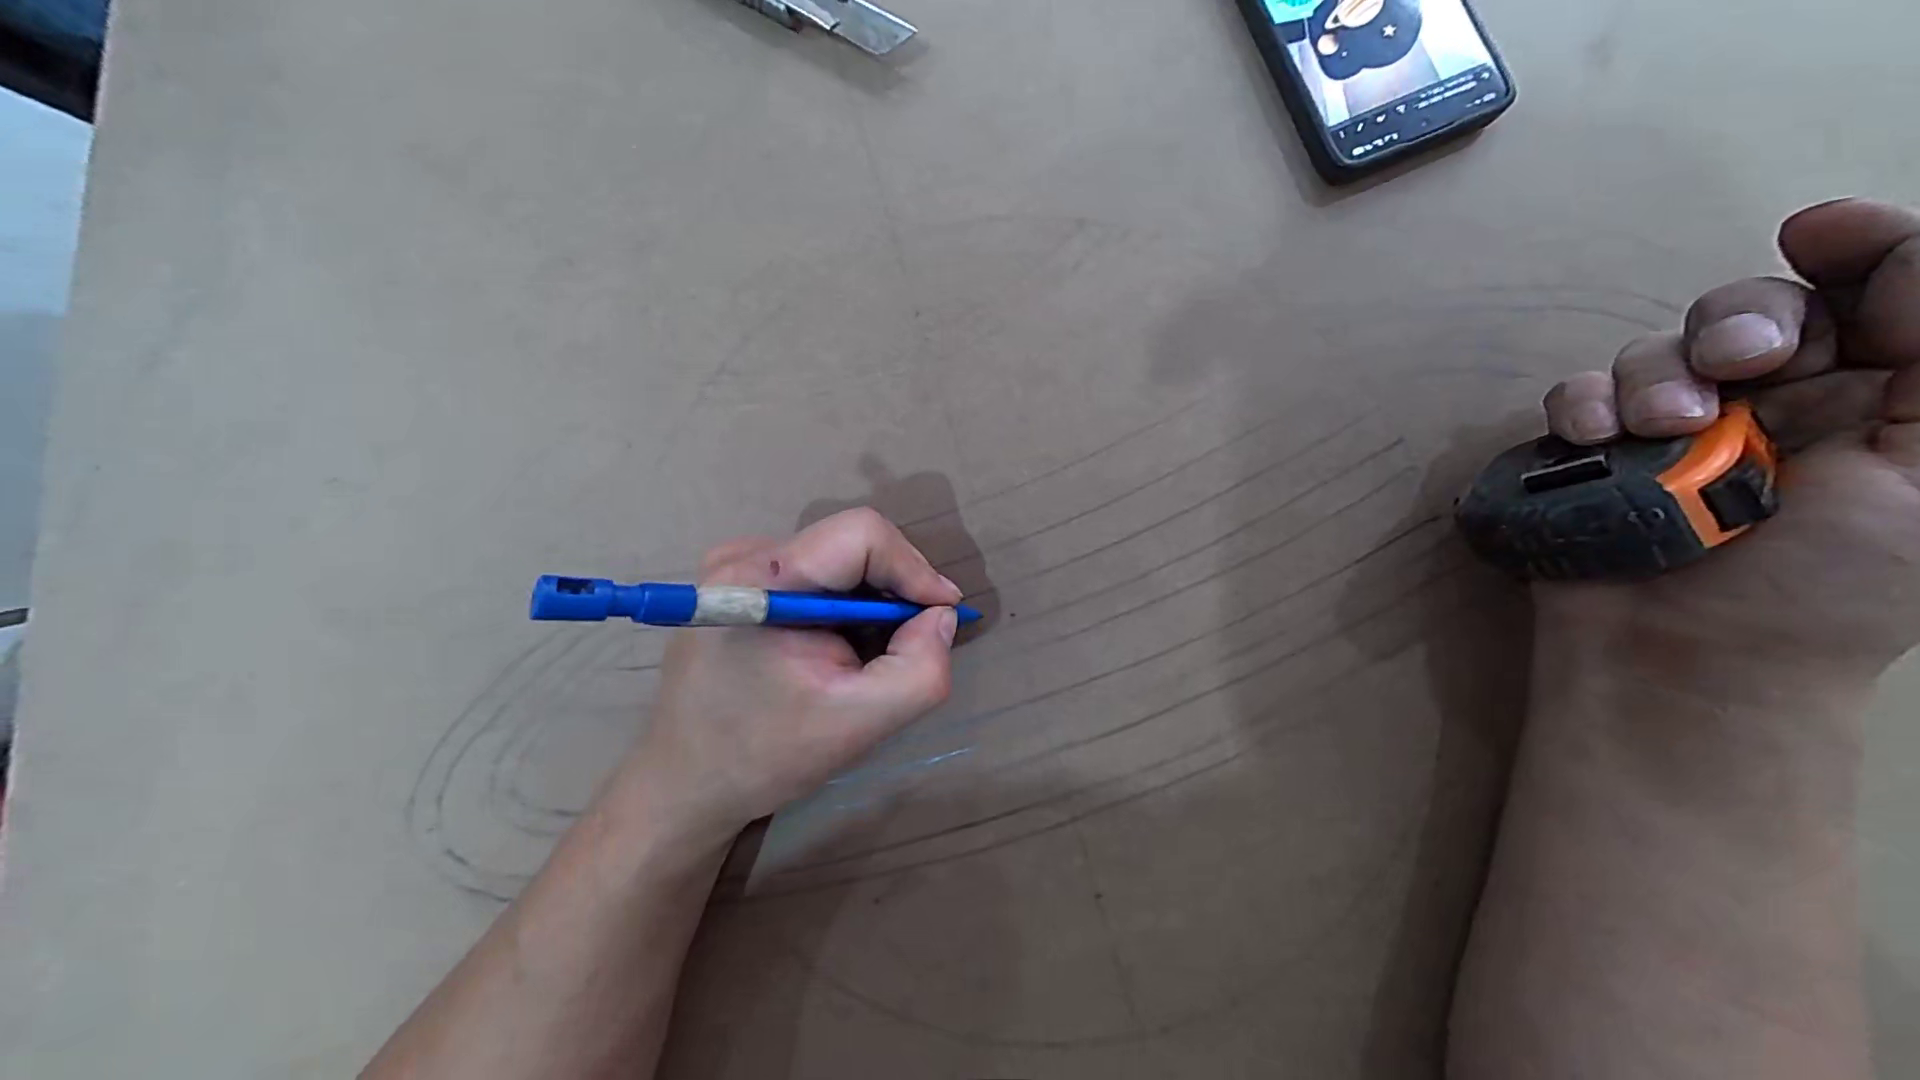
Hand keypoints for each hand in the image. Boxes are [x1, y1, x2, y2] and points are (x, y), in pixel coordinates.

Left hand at [623, 508, 962, 834]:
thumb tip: (940, 616)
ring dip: (872, 599)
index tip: (942, 614)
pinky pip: (814, 575)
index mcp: (763, 581)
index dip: (912, 568)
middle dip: (896, 588)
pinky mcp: (738, 584)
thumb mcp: (858, 725)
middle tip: (914, 640)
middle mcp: (743, 557)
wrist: (684, 782)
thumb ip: (921, 670)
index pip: (861, 535)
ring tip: (870, 654)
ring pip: (836, 560)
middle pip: (850, 544)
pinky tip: (836, 649)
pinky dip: (844, 605)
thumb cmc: (764, 756)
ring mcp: (735, 567)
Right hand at [1540, 198, 1919, 675]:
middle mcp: (1772, 404)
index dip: (1851, 248)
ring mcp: (1665, 434)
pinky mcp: (1587, 459)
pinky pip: (1572, 399)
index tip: (1812, 233)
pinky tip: (1591, 438)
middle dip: (1735, 320)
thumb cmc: (1838, 583)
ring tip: (1657, 432)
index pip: (1870, 290)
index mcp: (1882, 396)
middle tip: (1738, 364)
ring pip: (1649, 352)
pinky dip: (1576, 405)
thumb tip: (1860, 234)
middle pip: (1743, 309)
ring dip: (1650, 377)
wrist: (1689, 659)